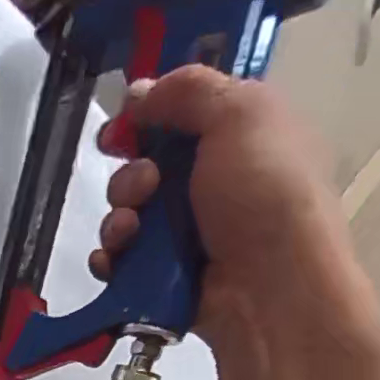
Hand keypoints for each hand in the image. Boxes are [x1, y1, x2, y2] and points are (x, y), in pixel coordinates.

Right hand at [88, 65, 379, 365]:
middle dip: (130, 175)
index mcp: (237, 139)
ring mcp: (183, 235)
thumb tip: (139, 92)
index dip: (147, 116)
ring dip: (118, 218)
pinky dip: (110, 259)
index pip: (179, 117)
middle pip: (142, 167)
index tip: (125, 123)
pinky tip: (115, 261)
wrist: (269, 288)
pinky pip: (118, 261)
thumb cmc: (264, 194)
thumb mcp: (242, 115)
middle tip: (146, 185)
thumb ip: (189, 91)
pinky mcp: (160, 277)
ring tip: (132, 231)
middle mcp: (208, 186)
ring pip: (125, 215)